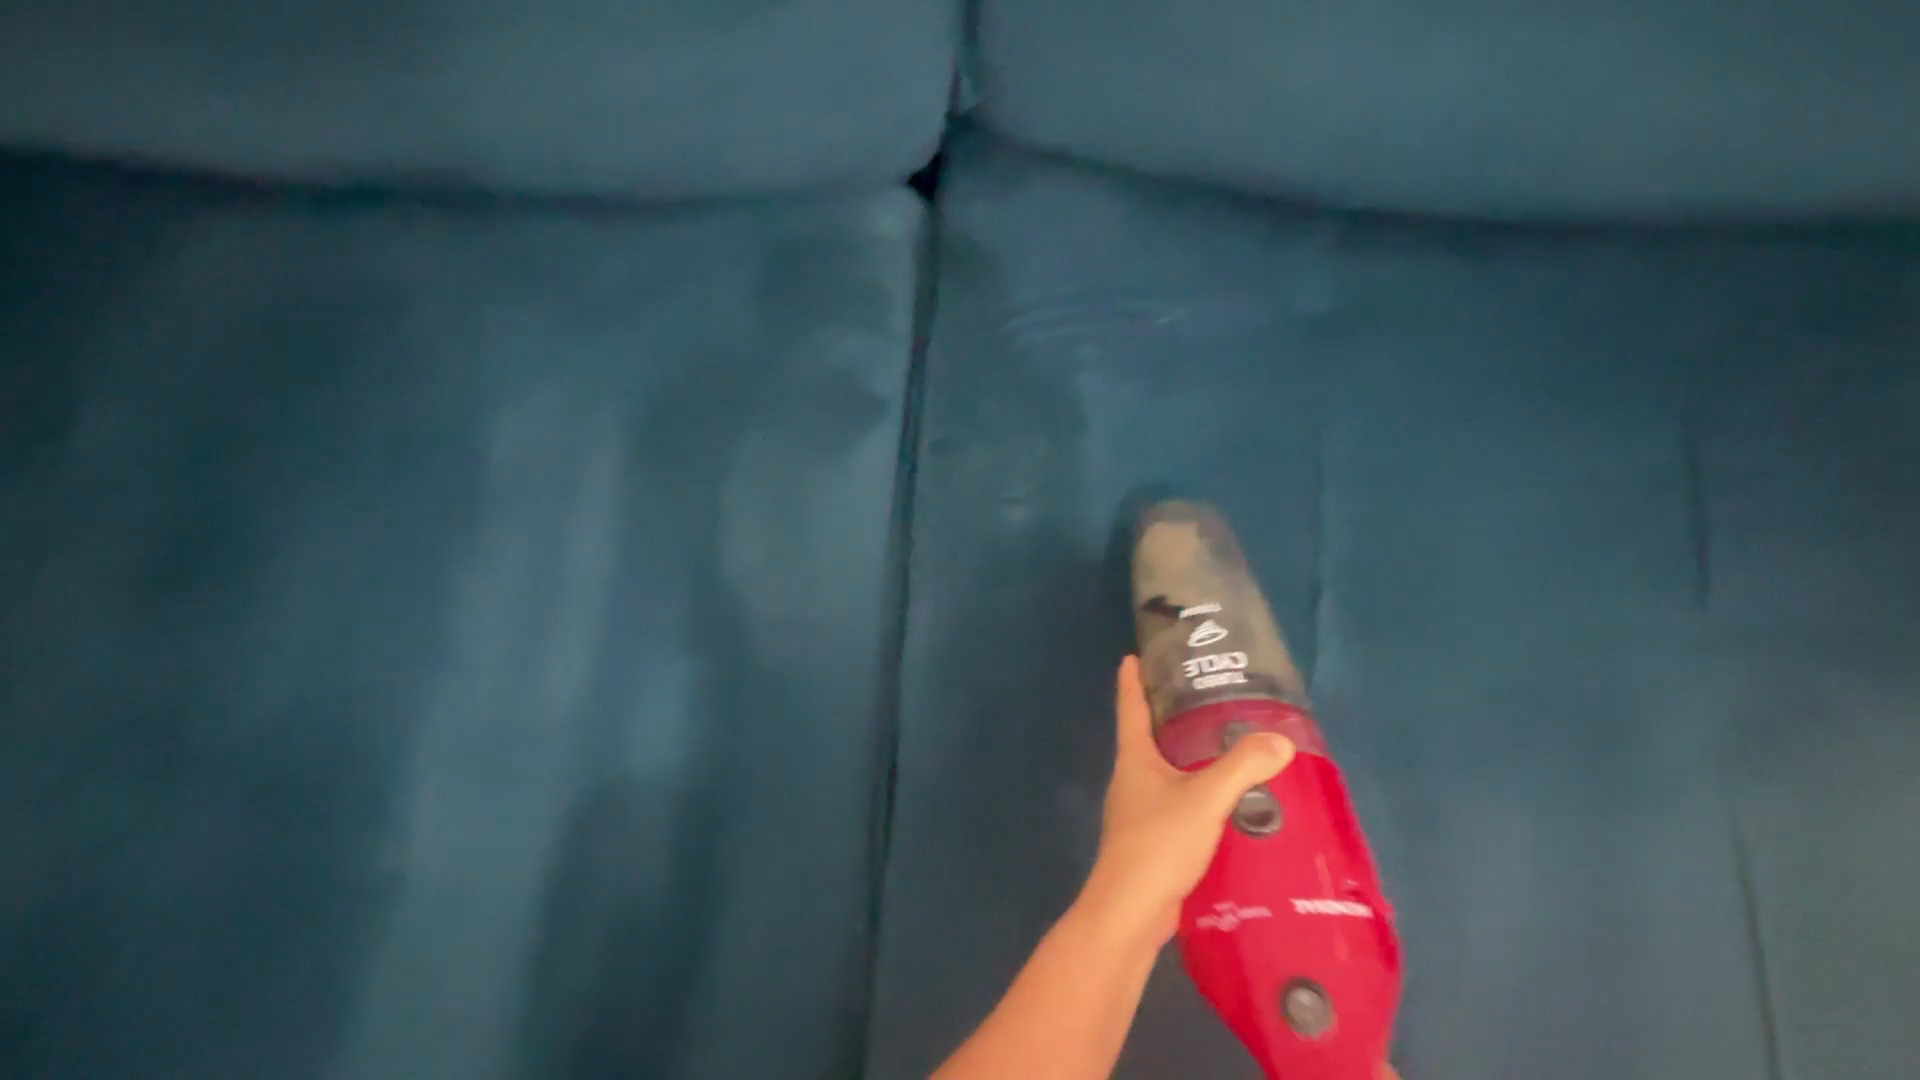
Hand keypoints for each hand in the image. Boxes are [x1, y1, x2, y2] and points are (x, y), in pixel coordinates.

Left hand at [1080, 655, 1295, 944]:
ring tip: (1220, 746)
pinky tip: (1221, 802)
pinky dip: (1193, 792)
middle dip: (1166, 716)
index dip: (1132, 681)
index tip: (1132, 656)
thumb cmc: (1159, 842)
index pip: (1131, 708)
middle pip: (1146, 737)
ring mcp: (1136, 811)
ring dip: (1183, 757)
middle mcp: (1130, 779)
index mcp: (1134, 759)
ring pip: (1161, 772)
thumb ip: (1243, 767)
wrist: (1131, 910)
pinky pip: (1173, 803)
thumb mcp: (1205, 798)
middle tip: (1200, 697)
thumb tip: (1280, 741)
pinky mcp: (1150, 840)